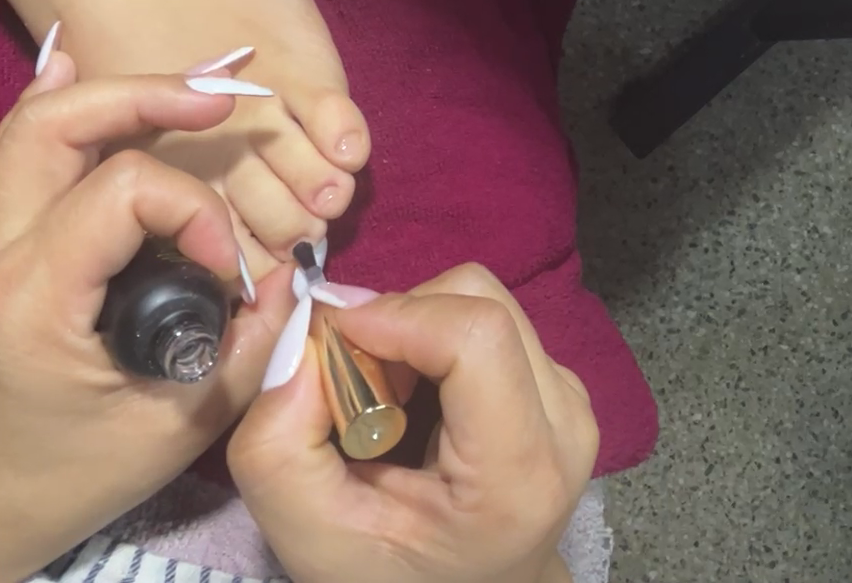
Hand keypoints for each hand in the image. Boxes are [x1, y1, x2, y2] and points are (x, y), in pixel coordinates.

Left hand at [0, 50, 302, 582]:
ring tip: (188, 88)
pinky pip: (24, 149)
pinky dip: (63, 104)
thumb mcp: (186, 422)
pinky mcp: (2, 236)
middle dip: (147, 95)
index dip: (195, 207)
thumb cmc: (80, 470)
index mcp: (36, 302)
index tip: (228, 265)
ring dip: (116, 92)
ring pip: (34, 124)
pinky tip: (83, 71)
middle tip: (221, 99)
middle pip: (56, 124)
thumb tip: (291, 268)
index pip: (122, 192)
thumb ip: (252, 340)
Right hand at [230, 264, 596, 582]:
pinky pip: (491, 314)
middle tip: (357, 378)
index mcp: (519, 471)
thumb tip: (307, 329)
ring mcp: (571, 394)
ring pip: (483, 296)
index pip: (476, 335)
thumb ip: (280, 444)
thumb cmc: (397, 576)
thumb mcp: (313, 536)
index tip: (335, 338)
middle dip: (400, 318)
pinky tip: (421, 391)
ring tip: (389, 392)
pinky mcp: (562, 378)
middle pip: (478, 300)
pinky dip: (438, 332)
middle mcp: (564, 419)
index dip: (397, 314)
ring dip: (417, 323)